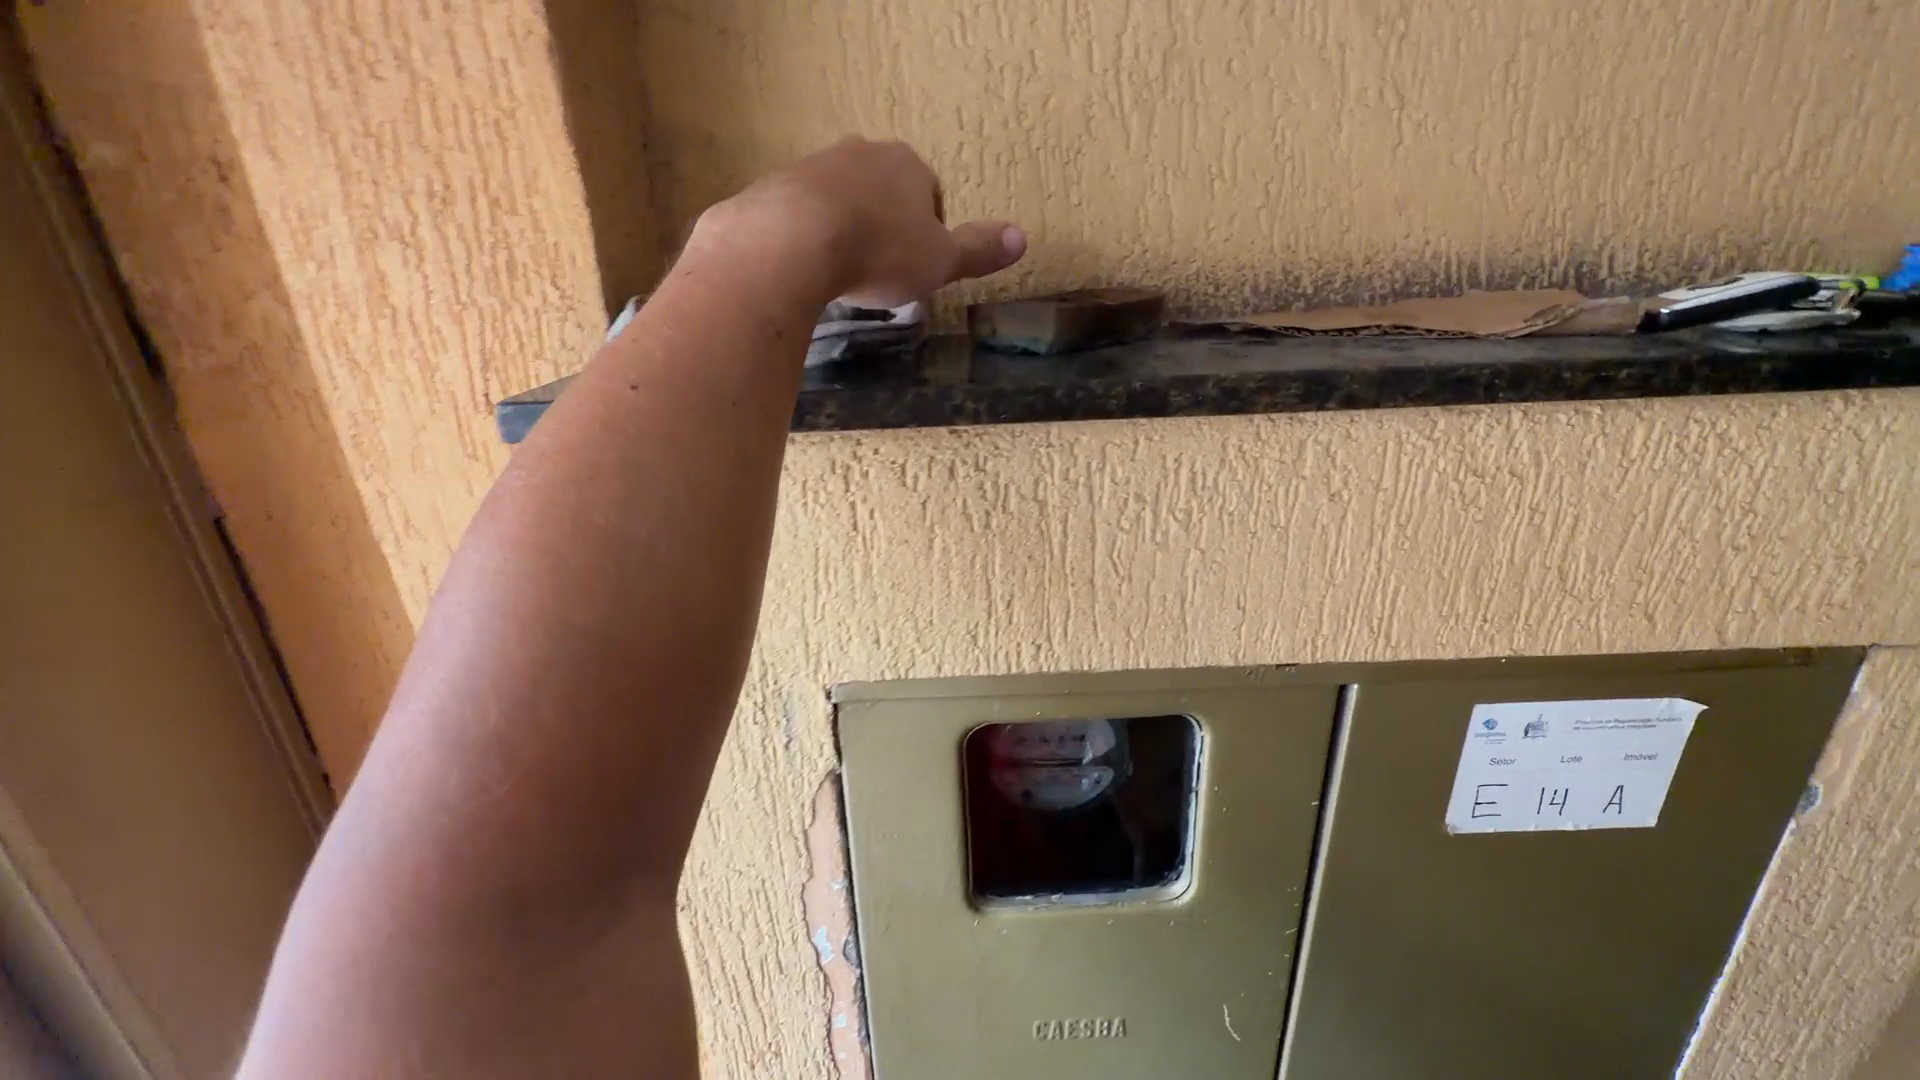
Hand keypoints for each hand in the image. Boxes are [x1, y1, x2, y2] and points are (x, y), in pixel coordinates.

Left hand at [696, 138, 1026, 307]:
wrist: (793, 241)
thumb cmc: (880, 251)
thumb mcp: (940, 261)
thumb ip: (978, 250)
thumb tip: (1022, 238)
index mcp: (908, 165)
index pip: (929, 195)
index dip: (927, 233)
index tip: (916, 267)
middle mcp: (862, 153)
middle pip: (883, 192)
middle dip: (885, 226)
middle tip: (881, 271)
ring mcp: (814, 166)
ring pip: (841, 200)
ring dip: (846, 231)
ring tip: (844, 275)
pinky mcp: (775, 187)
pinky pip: (802, 214)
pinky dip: (810, 238)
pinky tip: (809, 269)